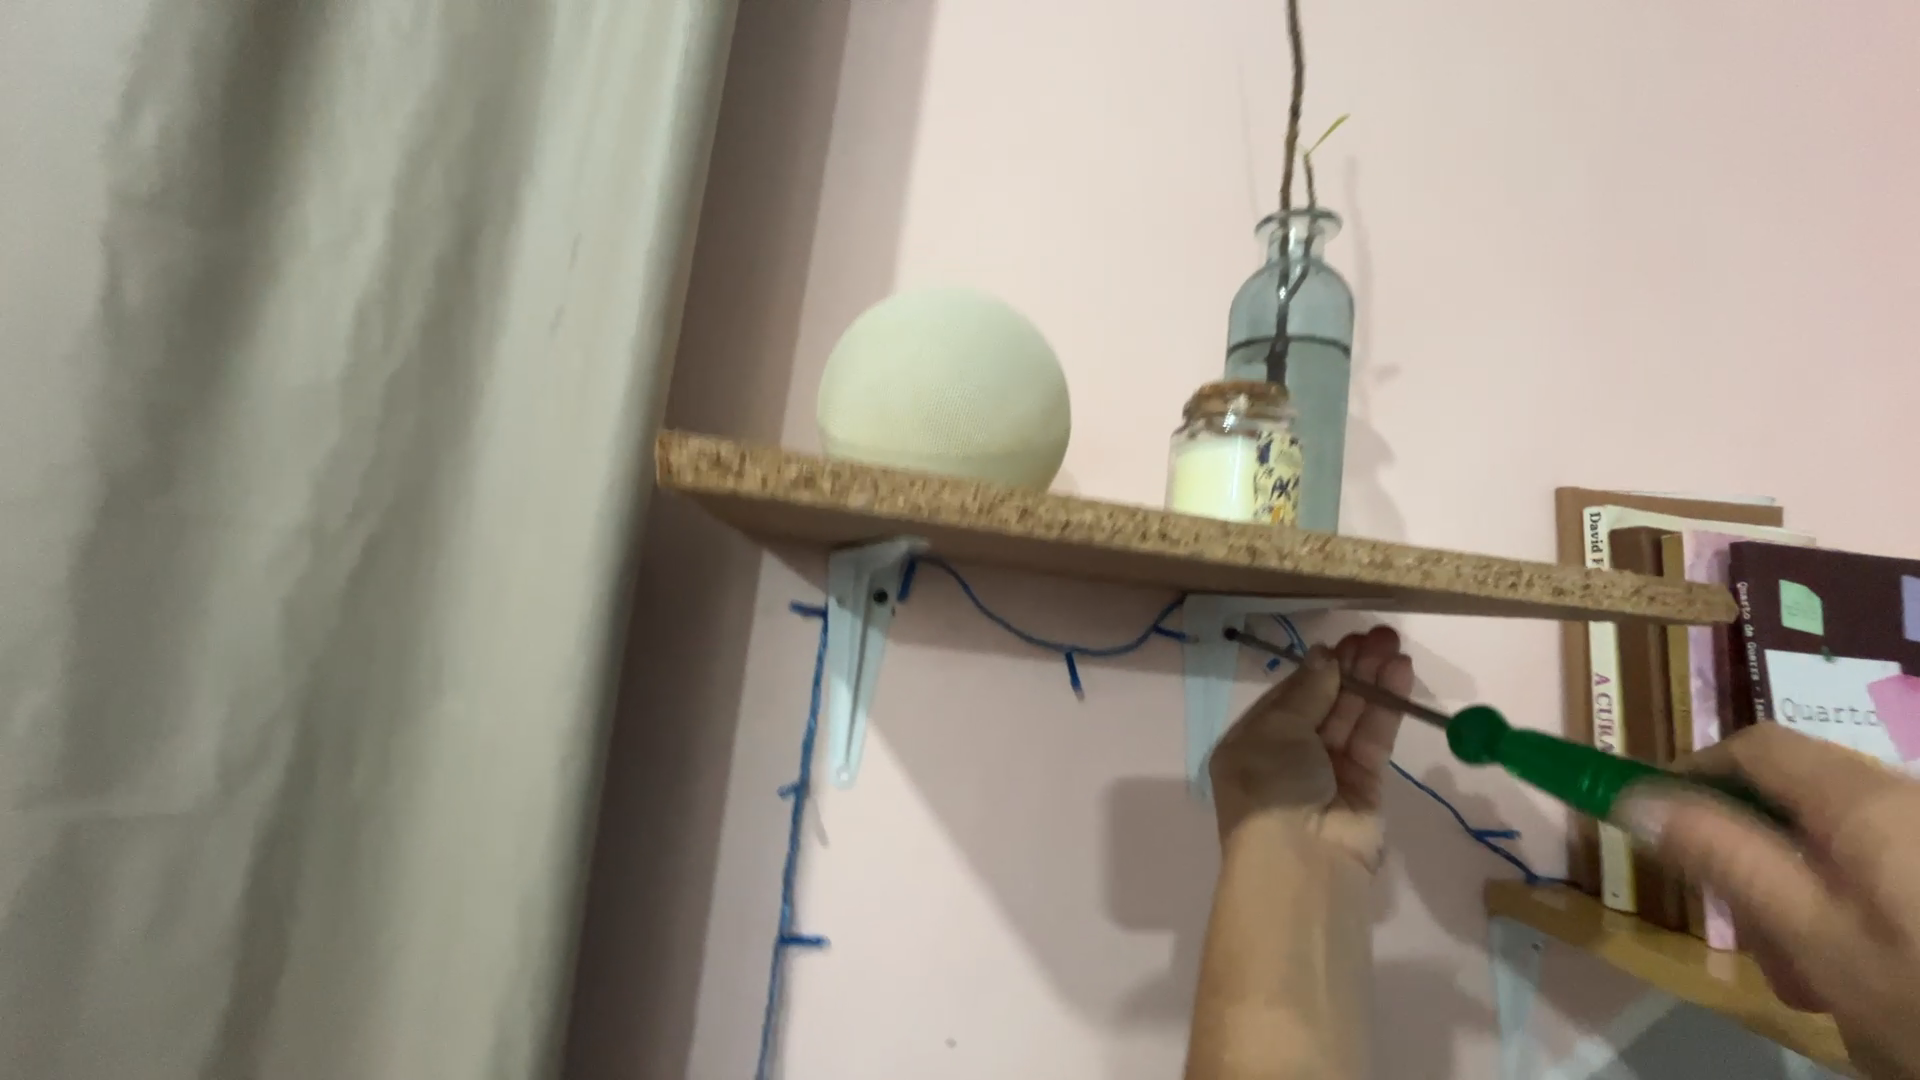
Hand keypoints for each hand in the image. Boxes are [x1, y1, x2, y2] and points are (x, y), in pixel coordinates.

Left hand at [1207, 626, 1413, 868]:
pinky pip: (1373, 737)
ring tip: (1393, 643)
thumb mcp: (1275, 730)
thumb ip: (1306, 693)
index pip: (1287, 694)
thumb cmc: (1270, 784)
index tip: (1341, 640)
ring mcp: (1327, 769)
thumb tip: (1324, 658)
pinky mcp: (1365, 785)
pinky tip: (1399, 673)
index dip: (1315, 667)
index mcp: (1251, 741)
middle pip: (1322, 701)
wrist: (1301, 861)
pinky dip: (1386, 707)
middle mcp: (1287, 753)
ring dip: (1371, 679)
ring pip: (1351, 715)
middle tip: (1377, 633)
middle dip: (1348, 667)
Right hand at [1618, 725, 1919, 1078]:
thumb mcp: (1823, 943)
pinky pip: (1902, 867)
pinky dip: (1870, 908)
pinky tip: (1881, 971)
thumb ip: (1725, 859)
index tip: (1655, 819)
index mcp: (1870, 805)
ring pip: (1852, 842)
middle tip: (1747, 930)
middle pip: (1802, 798)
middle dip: (1754, 853)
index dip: (1694, 772)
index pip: (1756, 747)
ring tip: (1818, 973)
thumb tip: (1633, 797)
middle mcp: (1918, 804)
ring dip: (1809, 891)